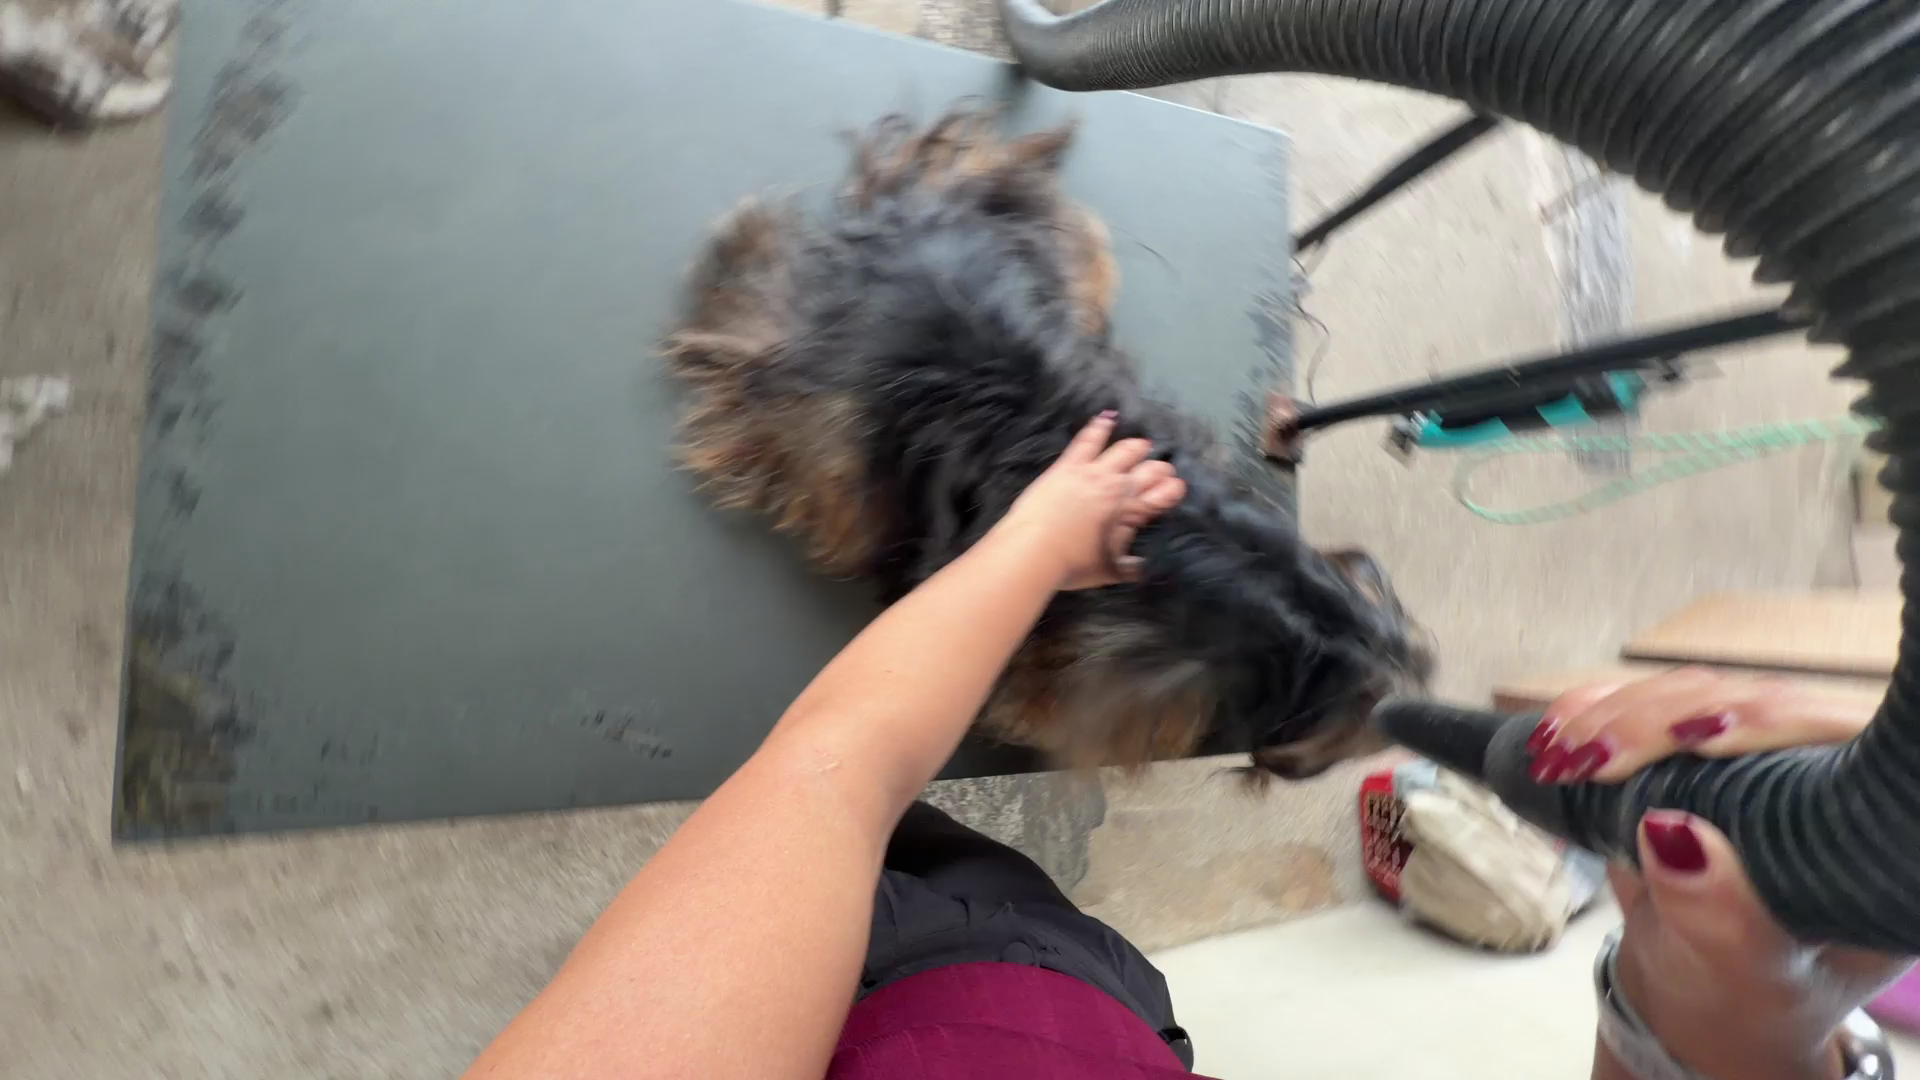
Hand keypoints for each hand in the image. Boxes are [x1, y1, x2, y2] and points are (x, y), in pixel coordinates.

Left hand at [990, 411, 1185, 590]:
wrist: (1034, 550)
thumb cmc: (1072, 565)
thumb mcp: (1110, 571)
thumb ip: (1130, 566)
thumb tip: (1142, 566)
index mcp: (1131, 512)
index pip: (1163, 494)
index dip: (1173, 490)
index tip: (1175, 489)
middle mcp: (1117, 487)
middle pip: (1149, 470)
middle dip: (1160, 469)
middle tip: (1163, 471)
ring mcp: (1093, 473)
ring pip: (1123, 450)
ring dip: (1137, 447)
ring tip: (1143, 445)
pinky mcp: (1068, 466)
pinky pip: (1087, 441)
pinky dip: (1099, 427)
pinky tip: (1107, 418)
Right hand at [1544, 671, 1913, 1079]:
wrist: (1692, 982)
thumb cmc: (1740, 991)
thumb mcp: (1736, 970)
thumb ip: (1717, 915)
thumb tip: (1672, 831)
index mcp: (1873, 839)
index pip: (1844, 736)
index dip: (1777, 718)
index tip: (1697, 737)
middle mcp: (1821, 785)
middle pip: (1752, 702)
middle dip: (1656, 717)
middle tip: (1587, 758)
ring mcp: (1750, 764)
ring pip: (1691, 693)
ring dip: (1612, 712)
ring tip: (1559, 752)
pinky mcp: (1687, 753)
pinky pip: (1642, 702)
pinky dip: (1589, 708)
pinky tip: (1556, 730)